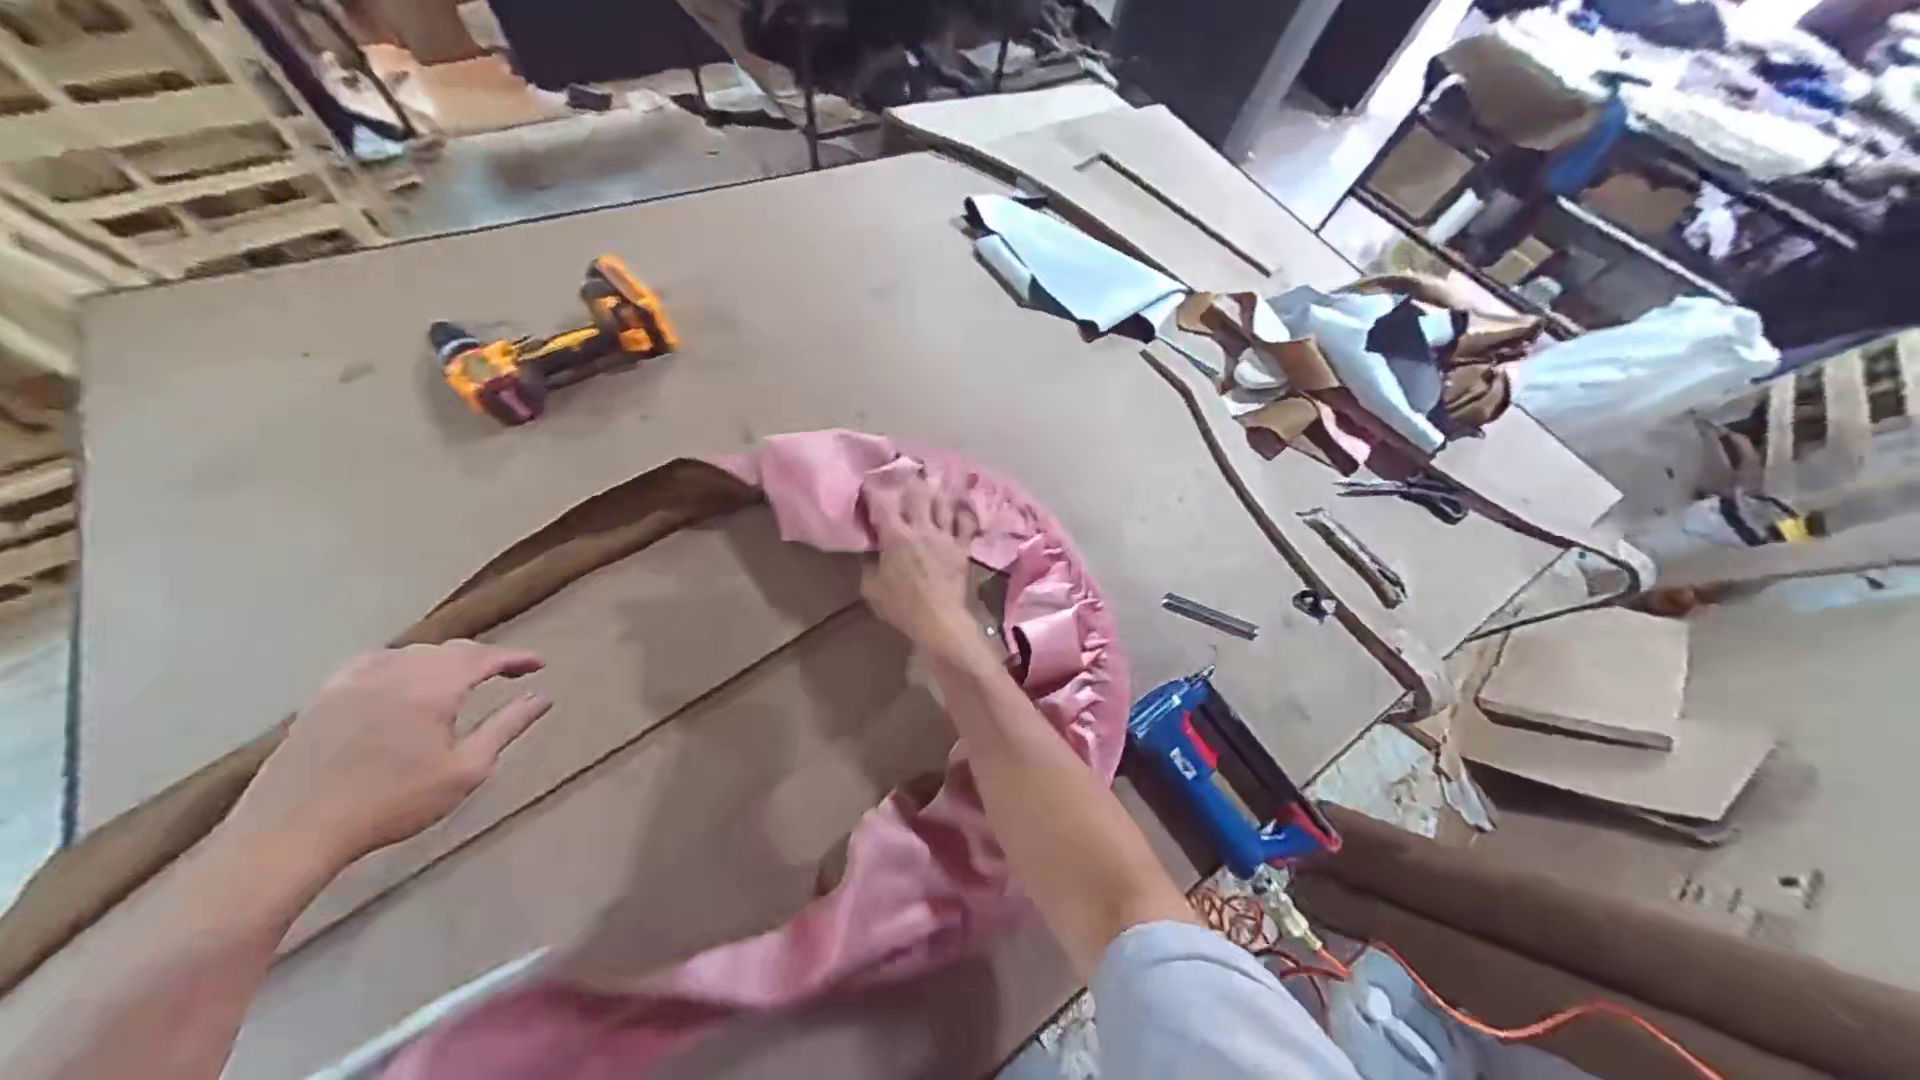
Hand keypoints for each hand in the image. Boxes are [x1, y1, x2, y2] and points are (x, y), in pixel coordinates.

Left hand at [223, 642, 551, 869]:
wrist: (295, 831)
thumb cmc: (393, 802)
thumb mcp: (465, 769)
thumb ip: (506, 727)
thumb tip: (542, 698)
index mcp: (434, 687)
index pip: (486, 657)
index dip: (517, 657)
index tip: (539, 664)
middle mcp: (397, 672)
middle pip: (452, 650)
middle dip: (486, 657)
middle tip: (509, 671)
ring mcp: (356, 679)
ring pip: (414, 652)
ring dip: (446, 659)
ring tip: (463, 676)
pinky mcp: (325, 694)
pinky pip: (374, 660)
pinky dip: (401, 660)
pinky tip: (403, 674)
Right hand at [861, 470, 981, 663]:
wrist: (939, 620)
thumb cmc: (901, 606)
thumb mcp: (872, 588)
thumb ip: (869, 566)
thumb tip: (871, 554)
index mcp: (895, 536)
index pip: (881, 504)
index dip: (874, 489)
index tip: (870, 480)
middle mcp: (921, 528)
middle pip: (917, 494)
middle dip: (910, 479)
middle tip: (907, 470)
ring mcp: (945, 536)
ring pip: (943, 503)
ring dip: (937, 489)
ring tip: (935, 478)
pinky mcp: (962, 547)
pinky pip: (966, 523)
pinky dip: (964, 512)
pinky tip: (962, 506)